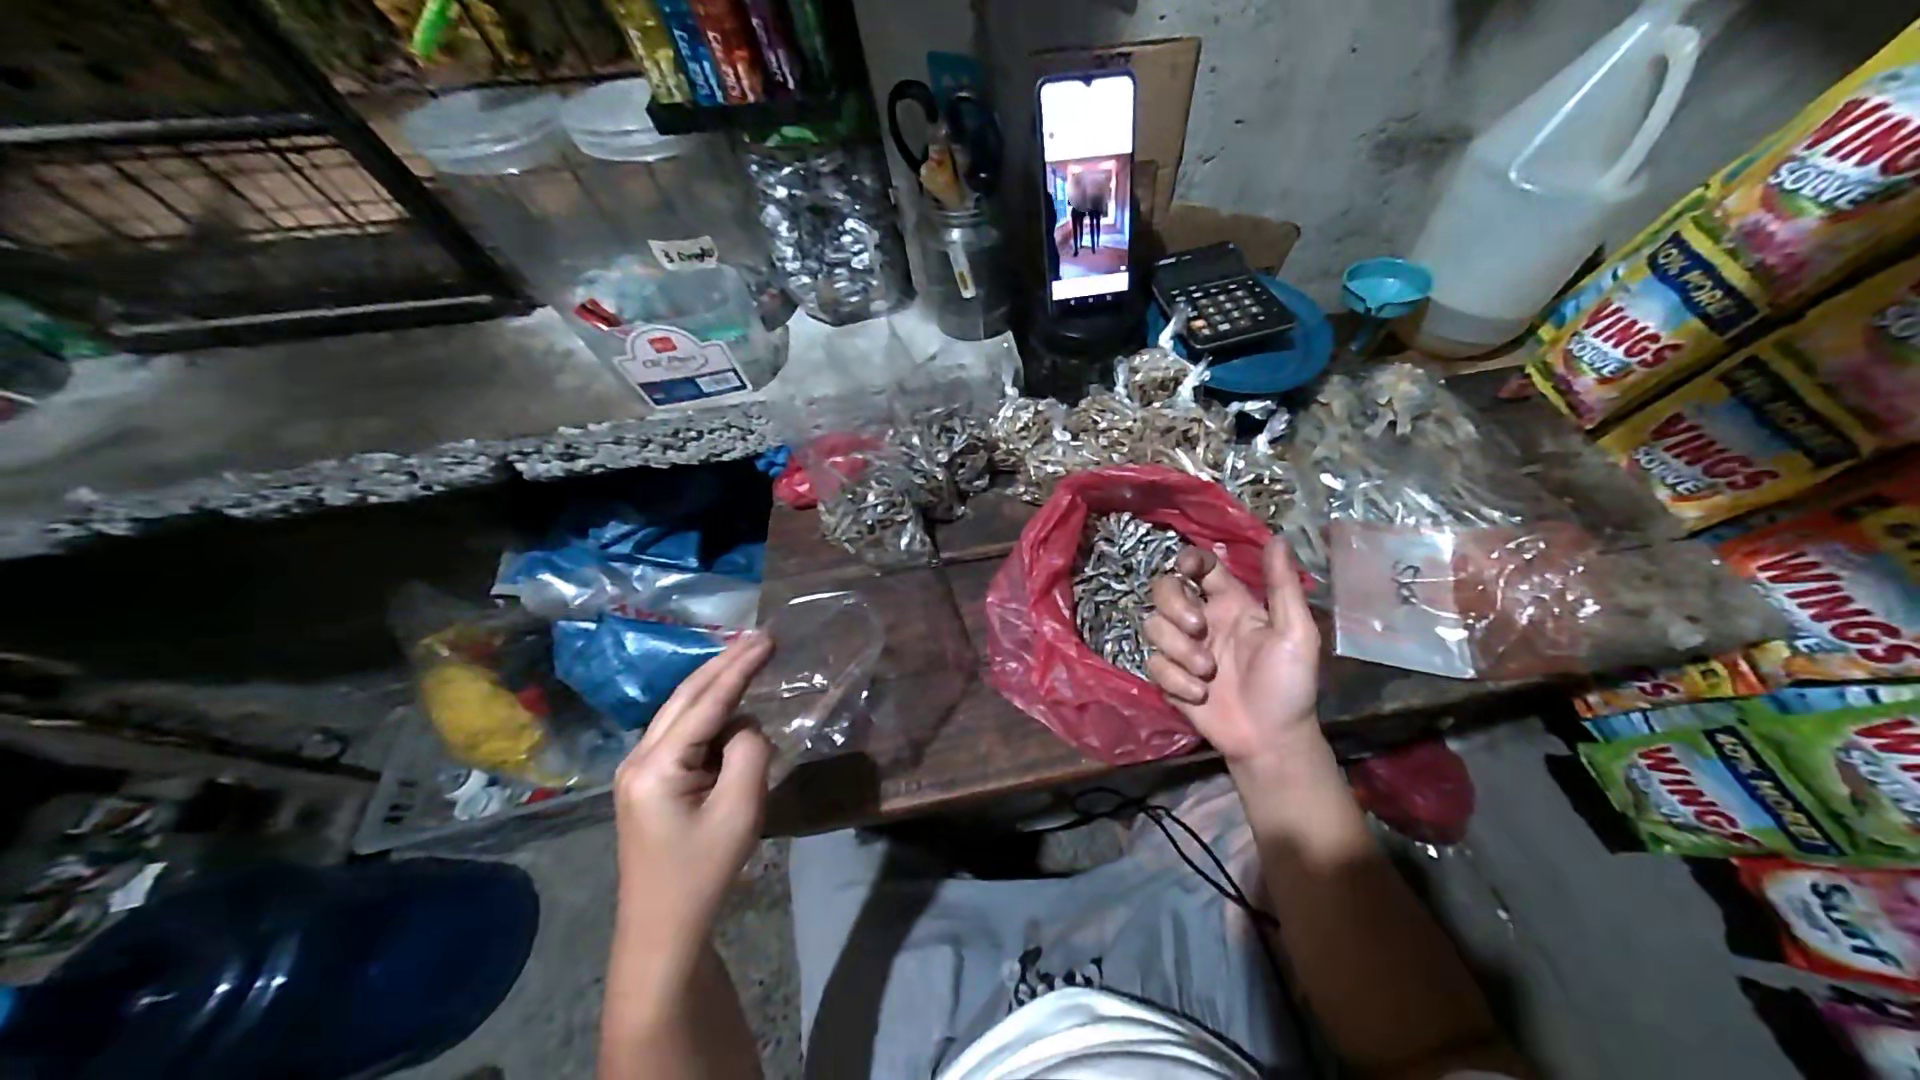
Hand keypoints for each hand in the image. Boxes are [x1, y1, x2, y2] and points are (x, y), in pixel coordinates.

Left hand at [613, 632, 772, 935]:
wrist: (663, 929)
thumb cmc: (702, 873)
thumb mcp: (740, 811)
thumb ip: (750, 753)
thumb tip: (747, 727)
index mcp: (656, 765)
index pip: (705, 702)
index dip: (740, 667)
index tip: (767, 638)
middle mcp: (639, 758)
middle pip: (686, 697)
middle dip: (725, 664)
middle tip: (760, 637)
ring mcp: (639, 770)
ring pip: (683, 713)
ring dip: (718, 687)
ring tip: (752, 661)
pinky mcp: (649, 783)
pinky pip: (684, 735)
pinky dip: (712, 716)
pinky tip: (733, 709)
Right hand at [1144, 539, 1321, 769]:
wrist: (1270, 740)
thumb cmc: (1289, 685)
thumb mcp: (1296, 633)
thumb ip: (1283, 587)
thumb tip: (1278, 538)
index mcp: (1231, 604)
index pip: (1200, 567)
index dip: (1188, 561)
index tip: (1186, 571)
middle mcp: (1202, 620)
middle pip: (1164, 589)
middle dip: (1174, 606)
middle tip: (1197, 629)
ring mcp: (1182, 649)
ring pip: (1153, 625)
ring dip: (1179, 650)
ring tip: (1207, 674)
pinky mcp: (1168, 676)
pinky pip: (1153, 663)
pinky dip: (1175, 679)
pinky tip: (1200, 695)